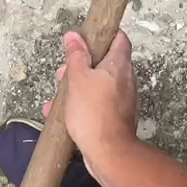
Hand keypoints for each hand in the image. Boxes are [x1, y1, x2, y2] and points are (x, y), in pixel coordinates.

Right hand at [45, 30, 139, 167]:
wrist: (108, 152)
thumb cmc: (93, 112)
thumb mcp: (77, 79)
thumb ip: (75, 56)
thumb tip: (73, 36)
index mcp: (119, 64)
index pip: (119, 38)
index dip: (104, 34)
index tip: (86, 37)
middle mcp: (126, 79)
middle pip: (106, 62)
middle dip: (82, 65)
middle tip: (64, 73)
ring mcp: (124, 98)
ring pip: (100, 84)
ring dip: (79, 86)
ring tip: (59, 96)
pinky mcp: (117, 116)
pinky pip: (99, 103)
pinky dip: (83, 103)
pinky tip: (63, 114)